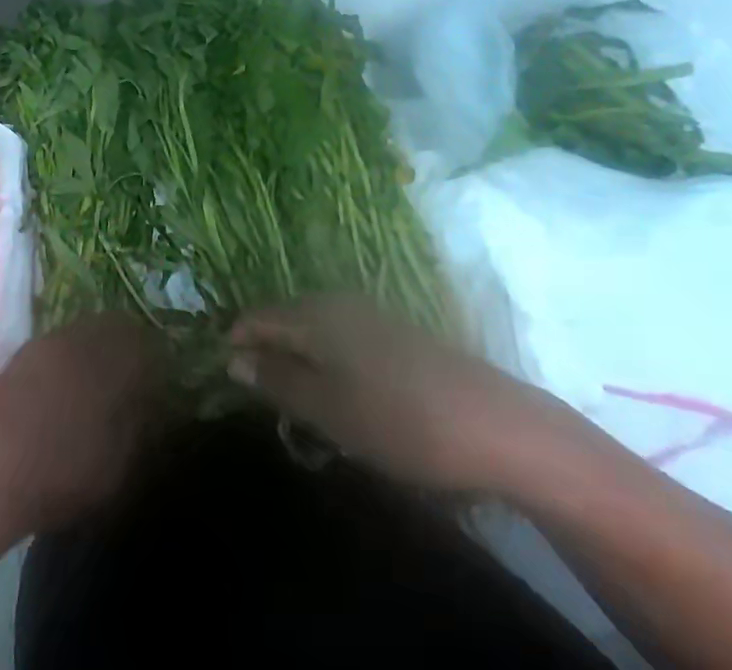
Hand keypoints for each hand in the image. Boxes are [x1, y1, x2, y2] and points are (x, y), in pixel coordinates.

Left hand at [0, 315, 166, 539]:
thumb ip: (140, 425)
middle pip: (111, 326)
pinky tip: (67, 392)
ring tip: (101, 386)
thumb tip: (153, 403)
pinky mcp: (15, 361)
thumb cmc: (56, 479)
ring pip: (81, 333)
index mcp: (101, 361)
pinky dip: (70, 360)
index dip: (158, 358)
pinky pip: (55, 347)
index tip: (163, 380)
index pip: (143, 340)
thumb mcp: (116, 465)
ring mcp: (38, 348)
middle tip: (136, 378)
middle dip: (129, 347)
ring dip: (98, 350)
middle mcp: (70, 342)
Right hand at [228, 295, 561, 492]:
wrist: (502, 428)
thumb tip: (233, 358)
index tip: (228, 382)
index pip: (255, 318)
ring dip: (298, 358)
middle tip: (261, 397)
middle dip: (265, 352)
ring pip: (315, 328)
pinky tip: (340, 391)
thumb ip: (276, 380)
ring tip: (297, 399)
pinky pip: (343, 337)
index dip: (236, 345)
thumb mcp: (326, 410)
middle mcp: (340, 304)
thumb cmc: (400, 421)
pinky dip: (328, 360)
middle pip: (284, 319)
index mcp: (315, 315)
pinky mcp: (399, 333)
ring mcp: (373, 315)